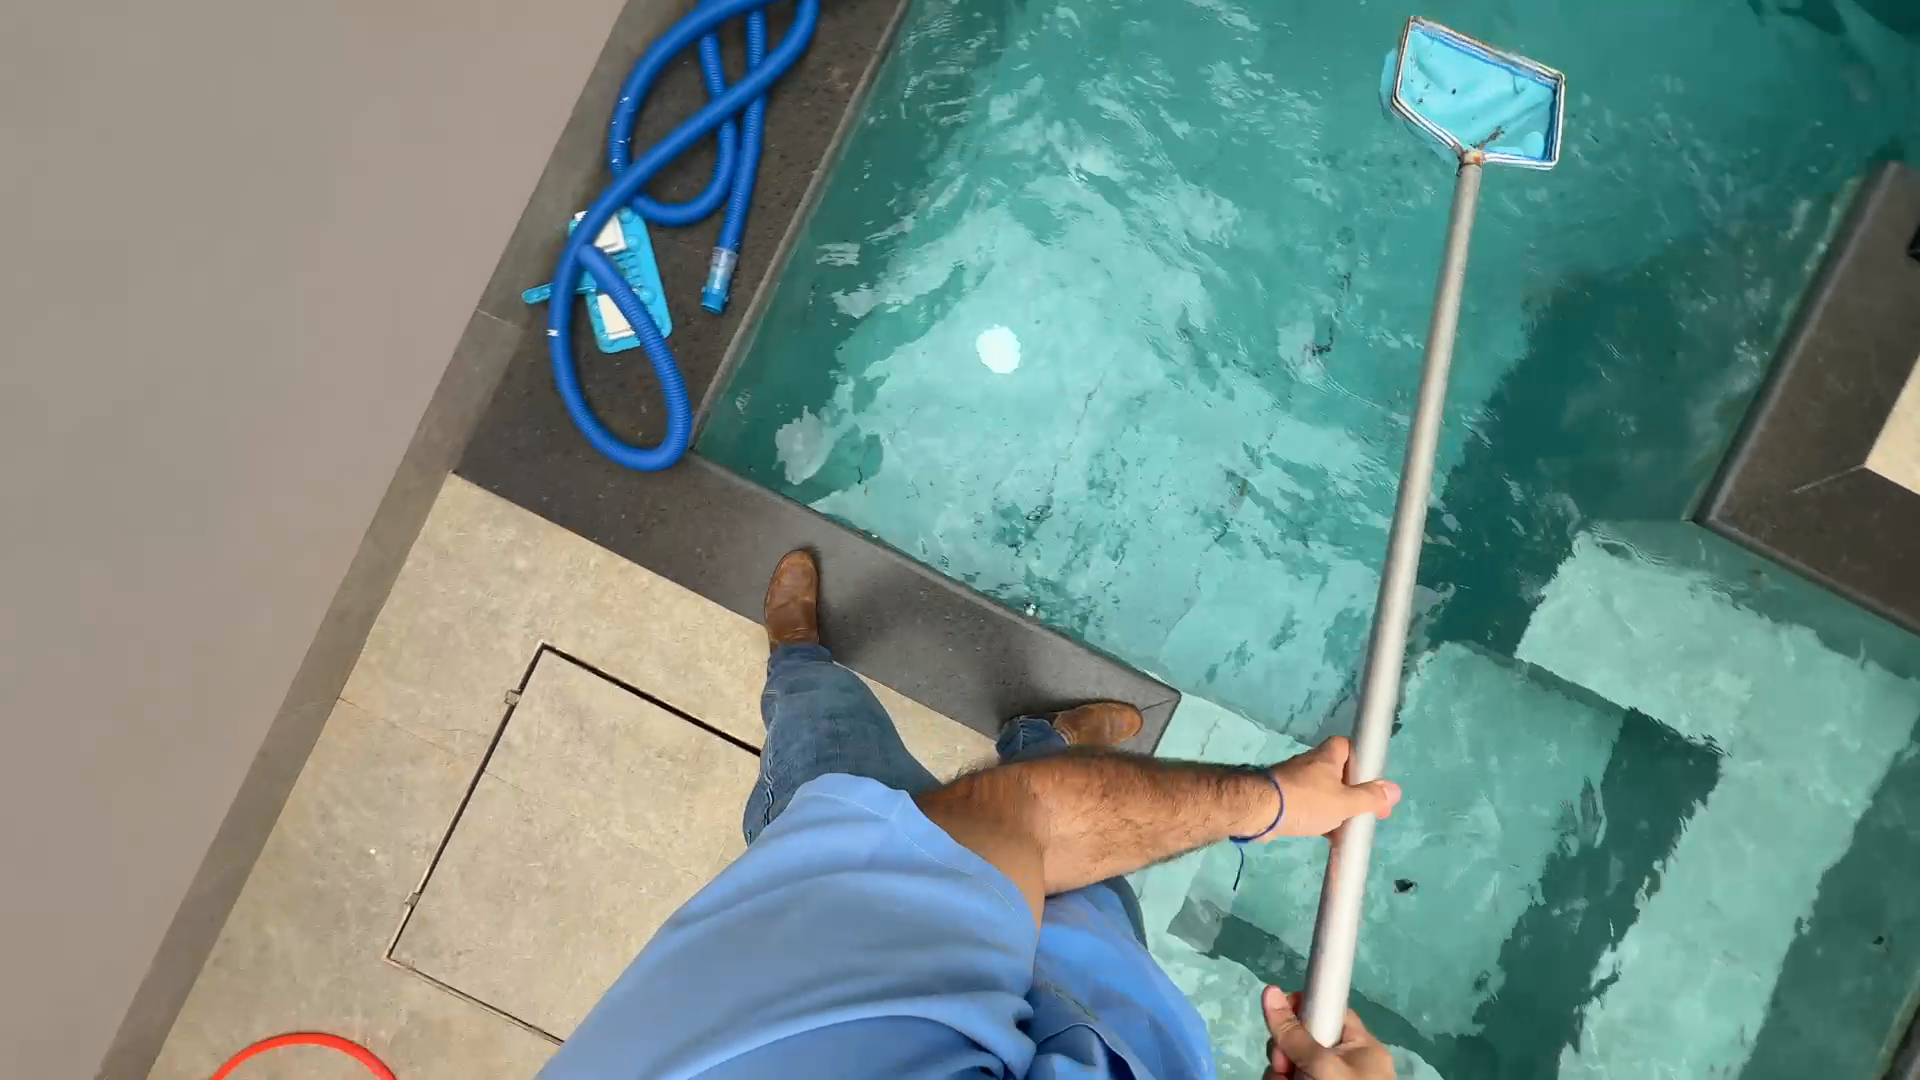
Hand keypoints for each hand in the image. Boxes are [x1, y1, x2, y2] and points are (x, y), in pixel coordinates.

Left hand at [1262, 737, 1399, 839]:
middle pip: (1339, 773)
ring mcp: (1296, 781)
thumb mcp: (1345, 802)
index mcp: (1326, 758)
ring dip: (1340, 808)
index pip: (1347, 746)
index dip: (1363, 760)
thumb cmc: (1306, 801)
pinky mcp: (1286, 798)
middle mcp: (1310, 765)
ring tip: (1351, 828)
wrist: (1260, 811)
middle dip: (1355, 792)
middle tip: (1370, 813)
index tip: (1375, 782)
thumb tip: (1394, 789)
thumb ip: (1369, 797)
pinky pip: (1311, 805)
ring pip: (1326, 792)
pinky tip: (1329, 835)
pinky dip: (1322, 818)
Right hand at [1262, 986, 1393, 1078]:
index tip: (1280, 1017)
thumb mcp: (1322, 1067)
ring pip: (1291, 1060)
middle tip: (1284, 1065)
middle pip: (1302, 1035)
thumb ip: (1294, 1032)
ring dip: (1279, 1071)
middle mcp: (1345, 1062)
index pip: (1327, 1008)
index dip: (1301, 1007)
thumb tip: (1269, 990)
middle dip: (1284, 1048)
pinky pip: (1288, 1079)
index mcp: (1360, 1047)